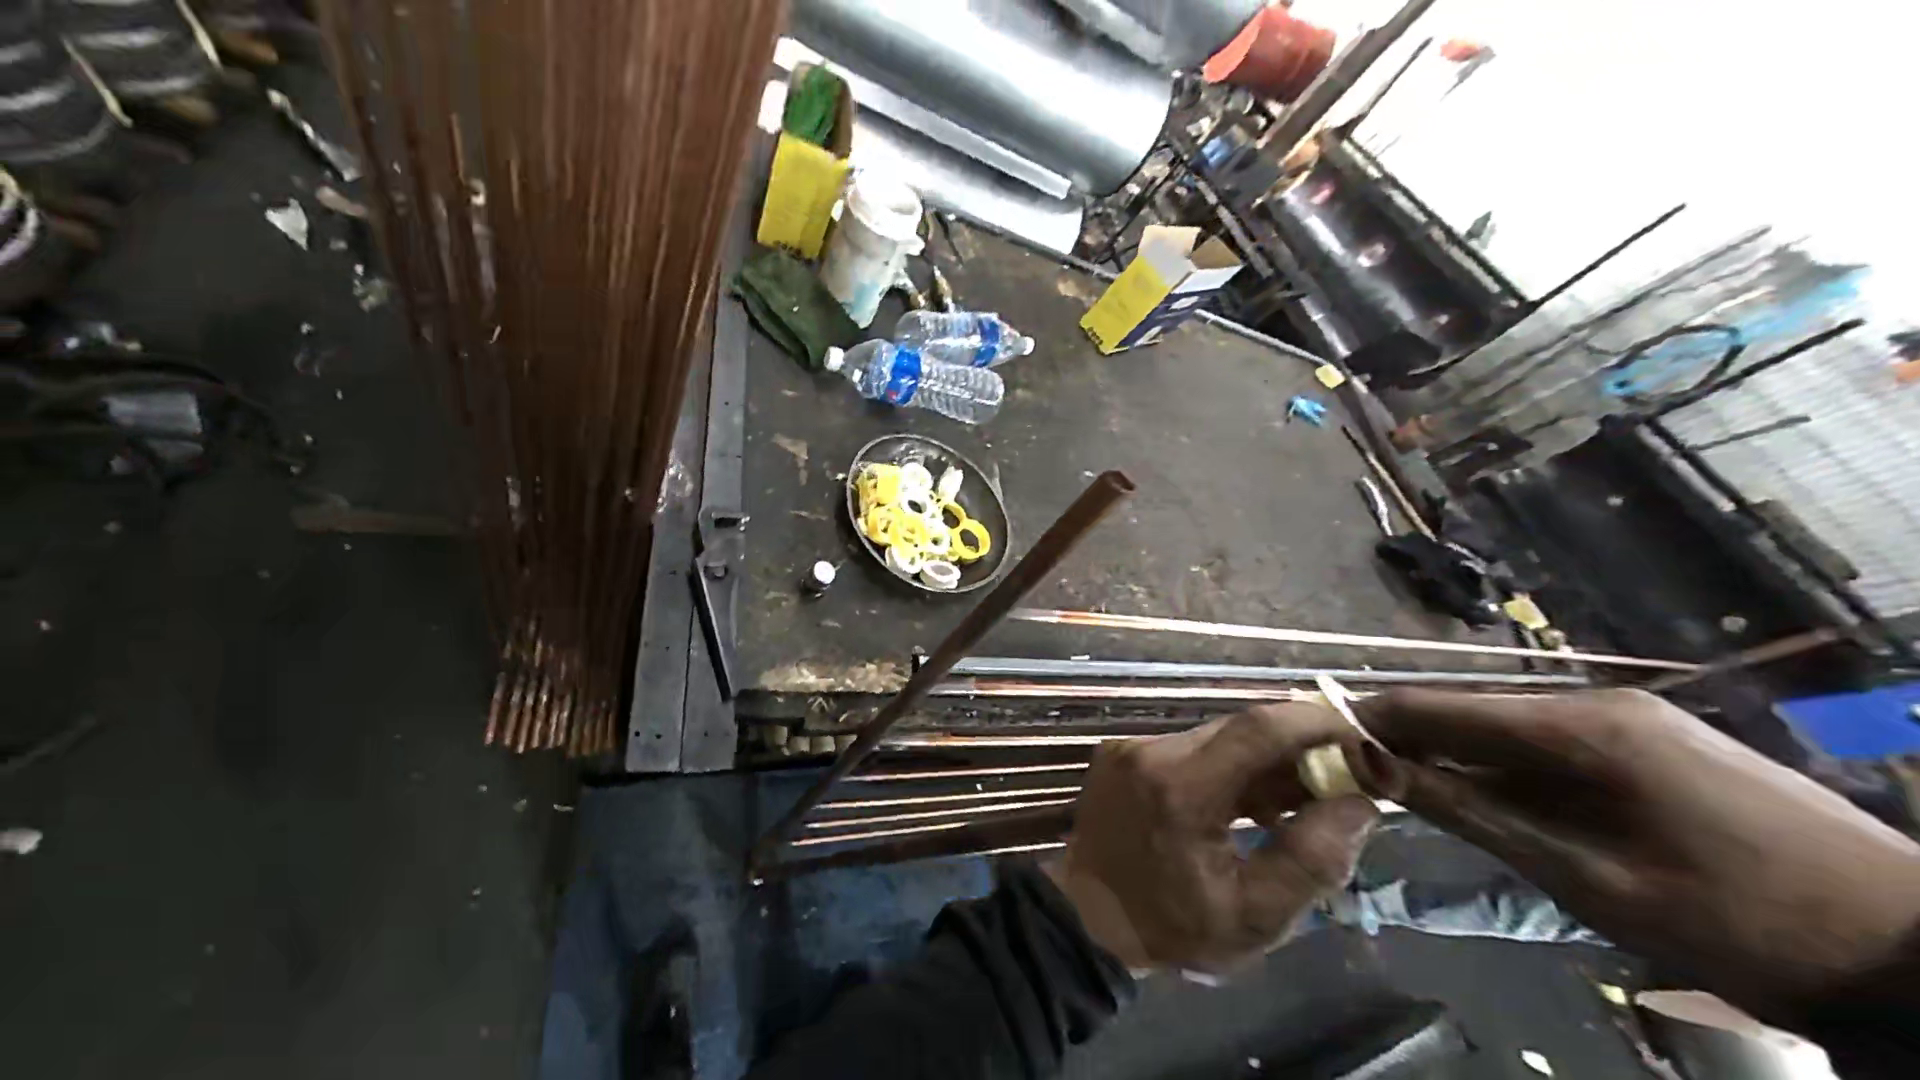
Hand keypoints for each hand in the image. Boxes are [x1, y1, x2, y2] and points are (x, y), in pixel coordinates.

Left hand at [1044, 705, 1380, 973]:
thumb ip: (1311, 860)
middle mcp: (1153, 751)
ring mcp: (1131, 747)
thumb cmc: (1171, 927)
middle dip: (1295, 750)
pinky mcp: (1121, 751)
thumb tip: (1359, 803)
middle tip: (1334, 785)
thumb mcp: (1254, 917)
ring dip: (1260, 761)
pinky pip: (1189, 747)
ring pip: (1216, 736)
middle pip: (1240, 729)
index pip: (1258, 728)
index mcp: (1181, 788)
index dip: (1316, 724)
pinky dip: (1225, 766)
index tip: (1358, 741)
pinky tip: (1243, 804)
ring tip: (1289, 806)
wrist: (1086, 919)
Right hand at [1356, 688, 1919, 1022]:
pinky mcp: (1644, 742)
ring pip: (1501, 728)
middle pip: (1468, 712)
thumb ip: (1469, 811)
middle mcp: (1594, 704)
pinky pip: (1541, 744)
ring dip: (1447, 754)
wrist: (1913, 952)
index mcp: (1580, 726)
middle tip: (1348, 770)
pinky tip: (1473, 790)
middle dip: (1403, 737)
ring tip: (1397, 784)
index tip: (1315, 736)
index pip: (1441, 705)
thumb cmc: (1736, 919)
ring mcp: (1624, 720)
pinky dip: (1495, 766)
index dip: (1372, 717)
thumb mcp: (1585, 875)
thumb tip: (1370, 767)